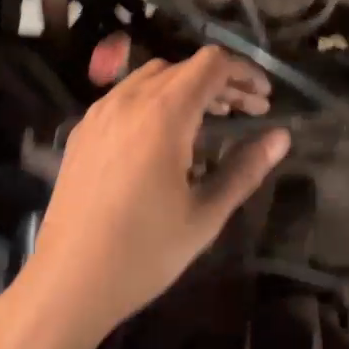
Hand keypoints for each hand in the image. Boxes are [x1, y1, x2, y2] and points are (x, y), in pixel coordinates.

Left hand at [23, 46, 289, 339]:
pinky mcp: (83, 130)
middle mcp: (130, 99)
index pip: (212, 64)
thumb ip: (245, 169)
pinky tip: (164, 137)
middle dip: (222, 83)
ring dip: (188, 88)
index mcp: (164, 113)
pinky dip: (156, 99)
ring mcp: (101, 112)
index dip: (244, 73)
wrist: (66, 284)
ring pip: (154, 77)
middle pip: (185, 67)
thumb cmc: (143, 252)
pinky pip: (127, 95)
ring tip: (211, 120)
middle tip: (248, 112)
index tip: (264, 99)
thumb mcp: (205, 215)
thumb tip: (281, 137)